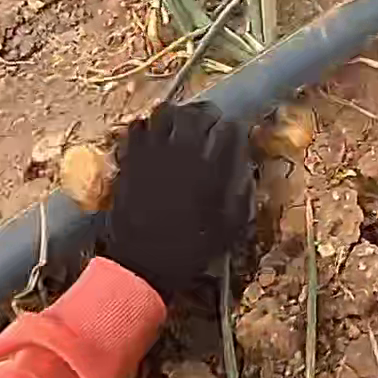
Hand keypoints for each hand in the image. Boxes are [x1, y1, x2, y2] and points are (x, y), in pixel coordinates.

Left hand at [105, 101, 253, 300]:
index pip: (229, 131)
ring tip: (181, 123)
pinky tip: (153, 136)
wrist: (141, 264)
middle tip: (211, 120)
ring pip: (164, 112)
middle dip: (207, 113)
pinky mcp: (130, 160)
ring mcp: (152, 154)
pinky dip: (147, 126)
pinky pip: (136, 128)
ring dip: (177, 114)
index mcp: (210, 170)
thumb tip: (247, 173)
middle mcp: (182, 155)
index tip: (237, 132)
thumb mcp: (229, 229)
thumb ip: (242, 196)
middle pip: (196, 113)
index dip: (235, 128)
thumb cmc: (190, 249)